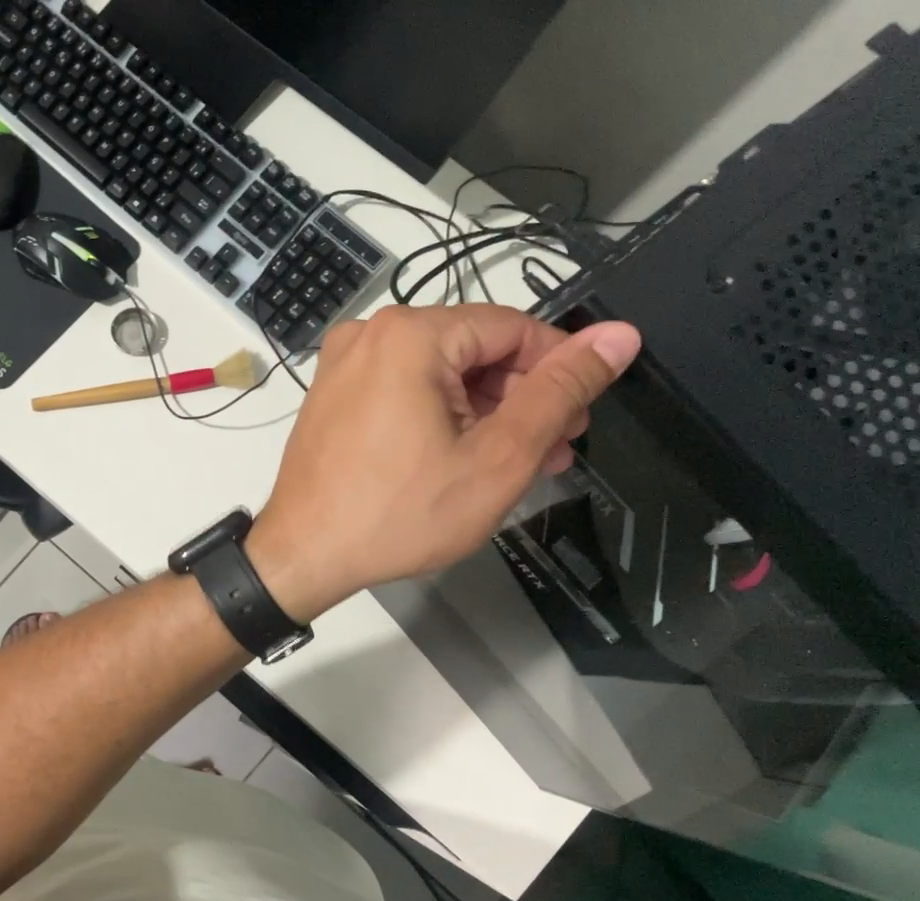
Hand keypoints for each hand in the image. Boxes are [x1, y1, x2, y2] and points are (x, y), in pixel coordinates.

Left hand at [245, 304, 640, 621]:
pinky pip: (402, 390)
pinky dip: (439, 416)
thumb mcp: (498, 455)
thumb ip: (560, 391)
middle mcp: (368, 336)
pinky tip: (466, 457)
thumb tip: (616, 337)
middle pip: (474, 349)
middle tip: (554, 448)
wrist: (302, 554)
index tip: (578, 415)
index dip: (559, 369)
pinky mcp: (331, 396)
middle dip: (521, 397)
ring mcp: (343, 366)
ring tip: (520, 462)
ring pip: (439, 373)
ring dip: (485, 412)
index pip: (514, 327)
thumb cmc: (396, 514)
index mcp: (409, 335)